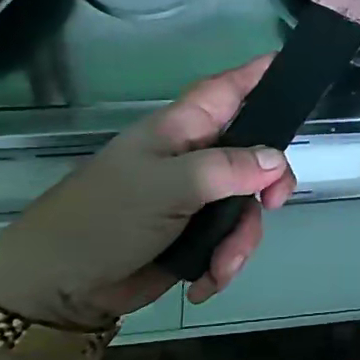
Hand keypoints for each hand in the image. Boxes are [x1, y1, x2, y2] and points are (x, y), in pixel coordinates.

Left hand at [0, 56, 296, 328]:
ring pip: (247, 205)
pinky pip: (230, 240)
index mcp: (182, 128)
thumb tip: (276, 161)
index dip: (260, 76)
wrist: (63, 286)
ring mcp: (195, 198)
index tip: (296, 72)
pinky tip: (205, 282)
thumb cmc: (105, 218)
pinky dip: (224, 263)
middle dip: (269, 183)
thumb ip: (224, 169)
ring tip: (220, 268)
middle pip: (255, 154)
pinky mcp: (194, 235)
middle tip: (272, 204)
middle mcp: (194, 157)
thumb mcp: (165, 187)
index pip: (228, 89)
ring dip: (240, 241)